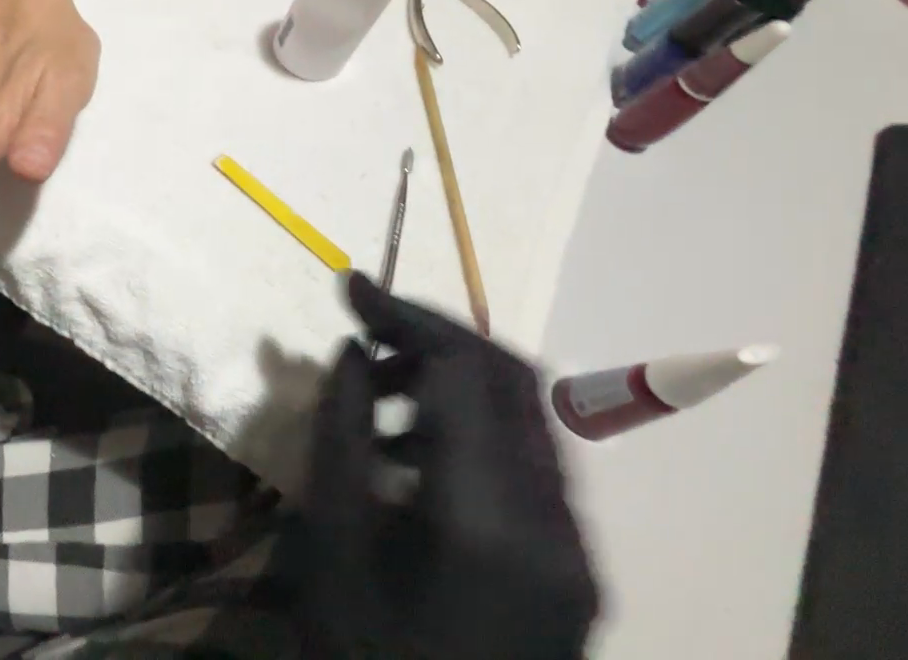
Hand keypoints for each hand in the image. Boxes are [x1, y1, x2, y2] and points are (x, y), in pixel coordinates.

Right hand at [286, 273, 598, 659]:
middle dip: (431, 336)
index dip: (405, 314)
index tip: (348, 285)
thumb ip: (341, 434)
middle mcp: (557, 525)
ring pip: (525, 415)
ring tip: (373, 397)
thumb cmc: (363, 657)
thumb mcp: (328, 546)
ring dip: (450, 380)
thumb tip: (350, 350)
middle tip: (360, 328)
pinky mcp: (576, 564)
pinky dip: (469, 427)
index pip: (465, 372)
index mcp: (489, 523)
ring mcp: (578, 548)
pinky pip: (529, 460)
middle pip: (511, 379)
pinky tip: (410, 452)